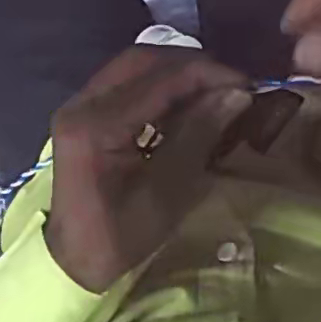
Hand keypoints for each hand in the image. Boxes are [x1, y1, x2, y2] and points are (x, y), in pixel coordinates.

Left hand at [45, 47, 252, 291]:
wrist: (72, 261)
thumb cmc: (120, 237)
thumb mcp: (166, 193)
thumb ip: (198, 136)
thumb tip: (237, 93)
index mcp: (97, 125)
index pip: (160, 79)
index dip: (209, 74)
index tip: (248, 85)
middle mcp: (80, 104)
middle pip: (143, 61)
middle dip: (192, 66)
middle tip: (232, 85)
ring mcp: (77, 106)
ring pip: (132, 68)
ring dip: (175, 74)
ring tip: (213, 93)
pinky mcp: (81, 114)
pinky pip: (123, 84)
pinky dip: (156, 88)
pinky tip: (183, 106)